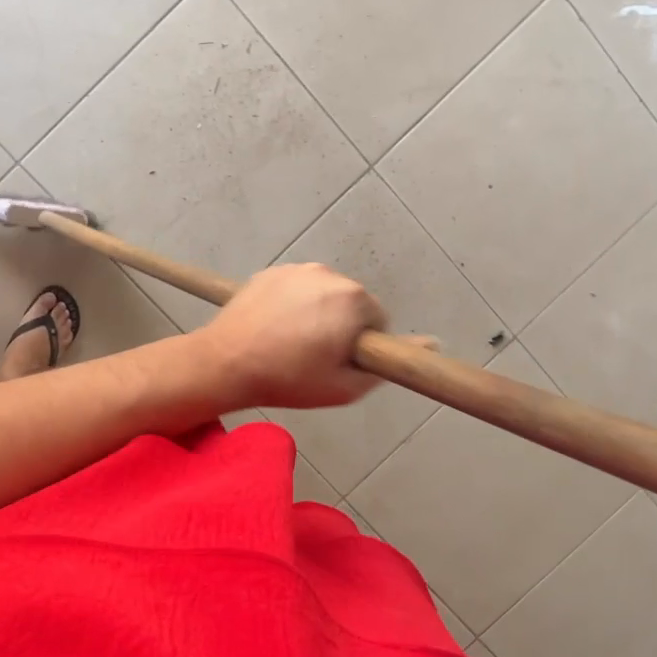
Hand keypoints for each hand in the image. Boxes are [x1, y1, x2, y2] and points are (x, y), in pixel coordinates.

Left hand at [196, 264, 435, 409]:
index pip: (377, 321)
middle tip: (311, 355)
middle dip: (339, 326)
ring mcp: (296, 269)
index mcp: (353, 299)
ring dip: (316, 312)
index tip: (335, 362)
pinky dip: (292, 303)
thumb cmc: (288, 378)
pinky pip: (296, 288)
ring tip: (289, 342)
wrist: (225, 362)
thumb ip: (390, 364)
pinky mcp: (270, 272)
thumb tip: (432, 343)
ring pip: (322, 294)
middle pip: (350, 303)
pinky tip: (273, 327)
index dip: (360, 346)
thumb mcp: (346, 386)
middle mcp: (328, 274)